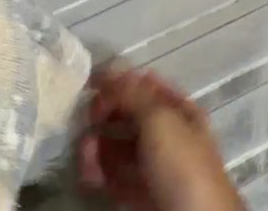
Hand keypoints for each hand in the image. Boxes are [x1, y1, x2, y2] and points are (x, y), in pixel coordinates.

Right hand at [78, 68, 242, 210]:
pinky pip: (114, 176)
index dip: (118, 81)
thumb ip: (132, 93)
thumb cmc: (182, 166)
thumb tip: (109, 72)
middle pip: (127, 116)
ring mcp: (154, 167)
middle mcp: (167, 136)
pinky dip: (98, 173)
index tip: (91, 84)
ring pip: (117, 146)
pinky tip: (88, 174)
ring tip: (85, 154)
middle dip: (102, 116)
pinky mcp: (141, 195)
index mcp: (179, 112)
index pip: (145, 86)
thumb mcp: (160, 120)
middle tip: (86, 121)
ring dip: (96, 146)